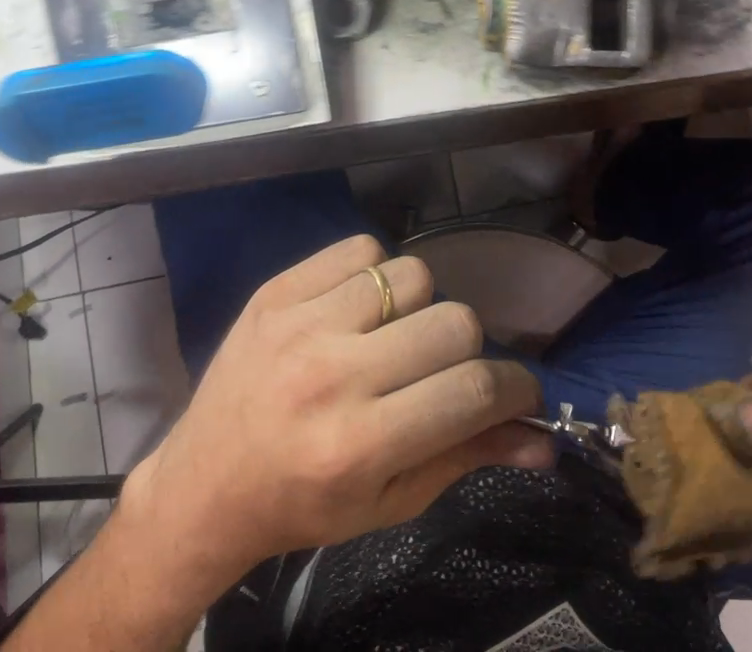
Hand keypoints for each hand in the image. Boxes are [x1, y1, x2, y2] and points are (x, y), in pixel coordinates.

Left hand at [122, 235, 551, 572]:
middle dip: (468, 349)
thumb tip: (547, 441)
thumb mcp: (392, 501)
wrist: (205, 485)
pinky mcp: (275, 292)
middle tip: (443, 372)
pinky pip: (360, 248)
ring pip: (412, 276)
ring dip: (420, 308)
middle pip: (453, 322)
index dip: (515, 386)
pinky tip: (360, 310)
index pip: (474, 389)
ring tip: (395, 338)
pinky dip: (375, 273)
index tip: (518, 392)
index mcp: (360, 444)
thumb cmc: (305, 504)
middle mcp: (330, 377)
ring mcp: (299, 325)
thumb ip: (469, 458)